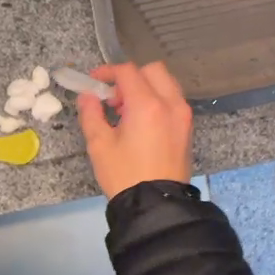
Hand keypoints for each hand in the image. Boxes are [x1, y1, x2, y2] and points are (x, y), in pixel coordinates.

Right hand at [78, 62, 193, 198]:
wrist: (155, 203)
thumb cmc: (123, 174)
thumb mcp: (99, 144)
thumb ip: (91, 114)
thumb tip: (87, 96)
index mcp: (147, 105)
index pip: (128, 72)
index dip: (107, 72)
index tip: (92, 82)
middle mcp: (170, 103)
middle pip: (152, 71)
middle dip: (129, 77)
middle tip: (112, 98)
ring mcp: (182, 115)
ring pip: (165, 84)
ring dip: (144, 88)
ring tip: (125, 112)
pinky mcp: (186, 128)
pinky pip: (172, 101)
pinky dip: (155, 101)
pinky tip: (139, 123)